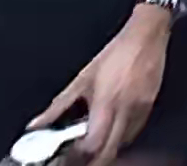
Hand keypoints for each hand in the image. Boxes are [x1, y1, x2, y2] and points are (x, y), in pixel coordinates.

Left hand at [30, 6, 171, 165]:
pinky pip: (136, 129)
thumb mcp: (84, 77)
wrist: (148, 33)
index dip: (78, 156)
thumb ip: (59, 105)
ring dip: (109, 147)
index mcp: (106, 102)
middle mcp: (126, 108)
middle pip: (110, 151)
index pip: (92, 145)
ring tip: (97, 142)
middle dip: (94, 160)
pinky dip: (123, 135)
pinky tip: (114, 128)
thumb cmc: (116, 52)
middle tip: (81, 158)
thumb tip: (35, 126)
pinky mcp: (151, 102)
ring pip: (124, 143)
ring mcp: (141, 106)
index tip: (68, 156)